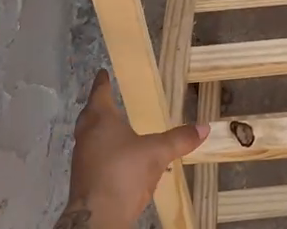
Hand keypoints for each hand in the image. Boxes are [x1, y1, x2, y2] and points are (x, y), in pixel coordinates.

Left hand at [58, 70, 206, 228]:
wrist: (97, 218)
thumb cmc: (124, 172)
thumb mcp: (157, 153)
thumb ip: (179, 139)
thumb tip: (204, 127)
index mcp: (101, 119)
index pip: (100, 94)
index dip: (102, 82)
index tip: (102, 73)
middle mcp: (87, 136)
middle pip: (89, 115)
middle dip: (98, 107)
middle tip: (106, 99)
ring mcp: (82, 159)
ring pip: (88, 138)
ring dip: (99, 131)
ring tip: (116, 130)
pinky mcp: (83, 180)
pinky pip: (92, 158)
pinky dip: (102, 153)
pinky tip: (118, 160)